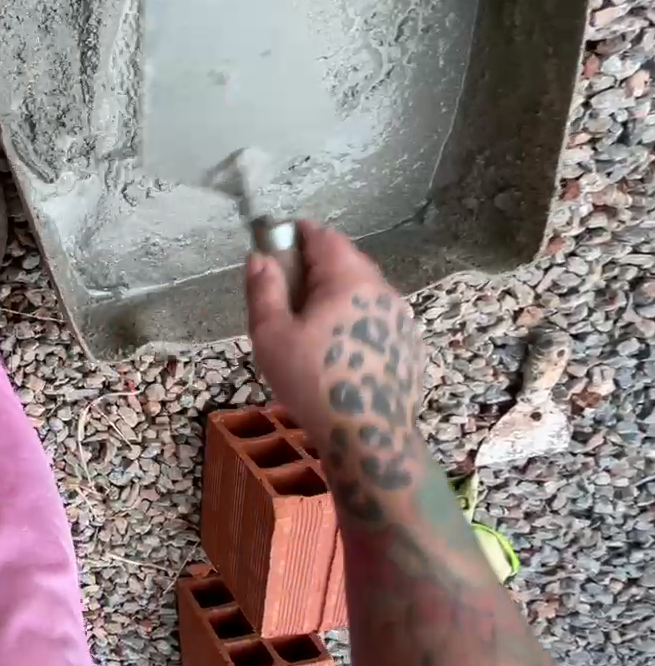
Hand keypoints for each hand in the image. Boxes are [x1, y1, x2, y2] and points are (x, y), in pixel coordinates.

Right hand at [244, 221, 425, 440]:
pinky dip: (347, 314)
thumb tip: (259, 257)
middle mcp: (383, 293)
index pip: (327, 239)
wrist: (367, 432)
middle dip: (311, 263)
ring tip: (300, 316)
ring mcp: (401, 321)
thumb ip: (264, 290)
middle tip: (278, 282)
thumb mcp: (270, 333)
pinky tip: (328, 342)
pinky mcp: (407, 345)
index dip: (298, 232)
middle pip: (347, 262)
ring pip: (361, 290)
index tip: (274, 238)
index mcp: (350, 283)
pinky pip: (372, 315)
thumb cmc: (310, 378)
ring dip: (330, 290)